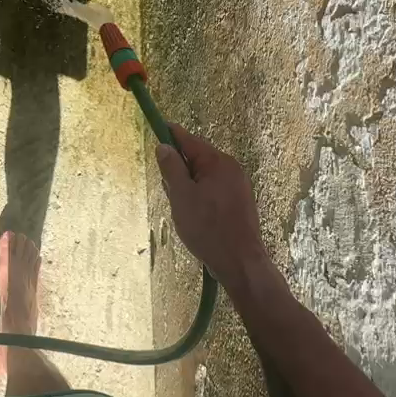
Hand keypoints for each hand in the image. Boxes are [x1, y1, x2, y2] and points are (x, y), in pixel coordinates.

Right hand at [155, 125, 280, 301]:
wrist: (240, 263)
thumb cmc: (208, 228)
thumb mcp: (181, 196)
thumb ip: (171, 168)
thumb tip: (164, 146)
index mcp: (217, 162)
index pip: (188, 139)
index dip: (169, 136)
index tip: (155, 132)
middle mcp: (231, 168)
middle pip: (196, 158)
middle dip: (179, 170)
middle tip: (170, 192)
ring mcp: (238, 185)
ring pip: (204, 176)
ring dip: (189, 186)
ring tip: (184, 211)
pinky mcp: (240, 202)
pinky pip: (214, 189)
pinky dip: (201, 196)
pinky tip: (197, 218)